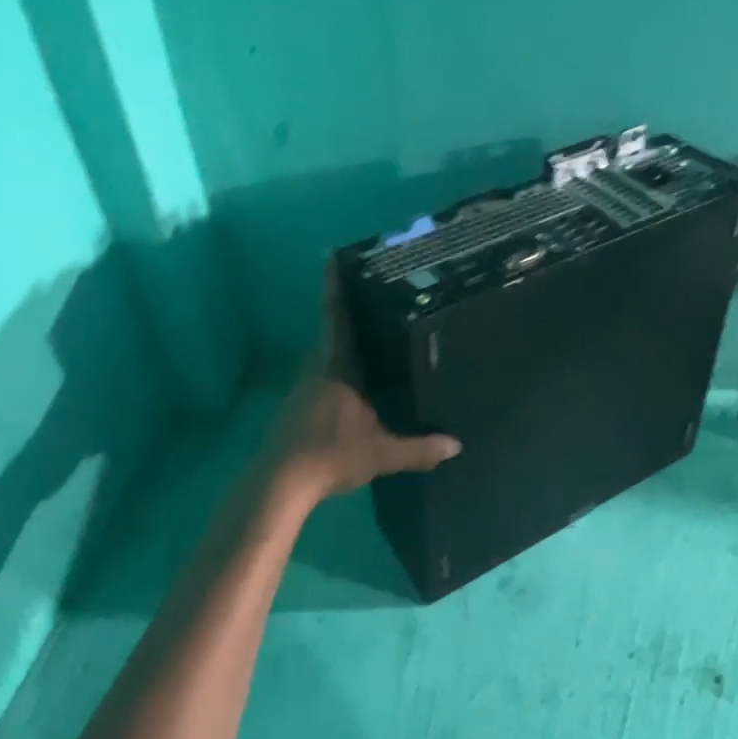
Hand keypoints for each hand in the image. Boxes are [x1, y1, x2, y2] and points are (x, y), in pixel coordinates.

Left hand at [263, 265, 461, 500]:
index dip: (335, 286)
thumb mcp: (381, 453)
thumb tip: (456, 445)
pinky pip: (322, 375)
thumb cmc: (331, 454)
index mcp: (338, 366)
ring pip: (327, 355)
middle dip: (349, 312)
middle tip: (375, 294)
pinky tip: (356, 381)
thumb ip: (418, 449)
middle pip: (333, 331)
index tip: (334, 256)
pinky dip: (339, 369)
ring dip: (344, 342)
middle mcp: (318, 368)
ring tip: (373, 335)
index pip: (337, 316)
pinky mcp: (297, 406)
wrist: (281, 482)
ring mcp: (304, 387)